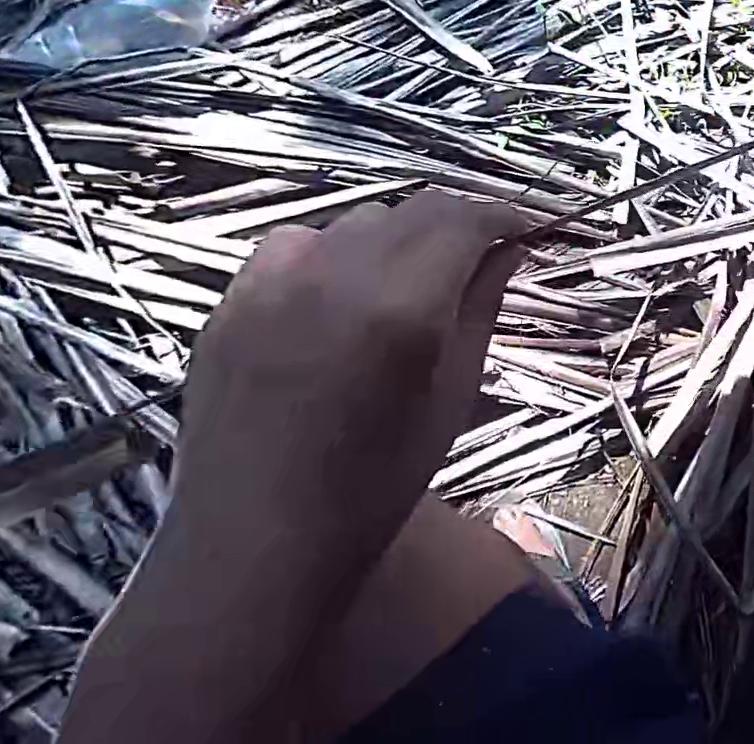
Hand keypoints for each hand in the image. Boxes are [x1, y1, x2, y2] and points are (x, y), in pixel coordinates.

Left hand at [169, 191, 524, 547]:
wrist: (258, 544)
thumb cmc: (380, 481)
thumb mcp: (455, 392)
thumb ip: (483, 305)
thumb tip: (510, 247)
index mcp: (402, 307)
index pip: (464, 220)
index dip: (501, 216)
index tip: (520, 230)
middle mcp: (336, 275)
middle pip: (418, 208)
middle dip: (460, 222)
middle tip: (480, 255)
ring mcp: (275, 281)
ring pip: (364, 220)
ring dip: (403, 235)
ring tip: (413, 279)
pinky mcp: (234, 297)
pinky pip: (302, 242)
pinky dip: (339, 250)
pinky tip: (342, 292)